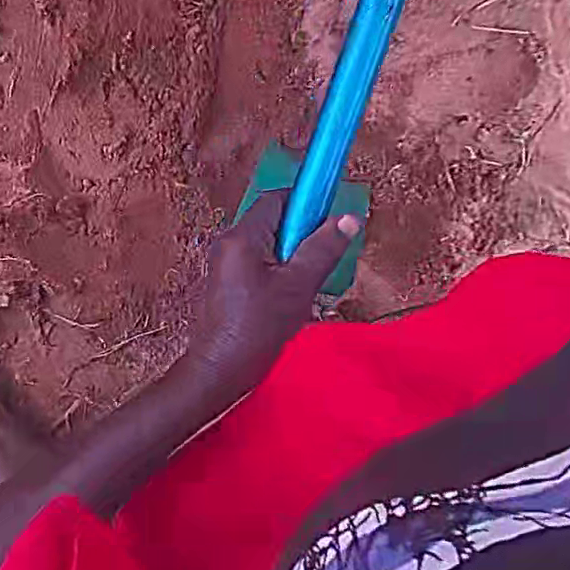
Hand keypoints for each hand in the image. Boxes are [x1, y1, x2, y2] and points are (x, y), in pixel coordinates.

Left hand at [184, 192, 359, 394]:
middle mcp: (229, 243)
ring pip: (268, 244)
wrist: (221, 370)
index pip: (276, 200)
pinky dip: (281, 271)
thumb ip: (323, 249)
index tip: (332, 216)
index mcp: (241, 237)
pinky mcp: (228, 283)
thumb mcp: (298, 286)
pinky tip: (293, 295)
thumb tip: (348, 217)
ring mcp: (225, 264)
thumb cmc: (257, 327)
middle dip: (303, 233)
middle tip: (325, 255)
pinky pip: (259, 263)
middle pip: (272, 221)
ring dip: (294, 256)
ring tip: (310, 281)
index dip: (306, 202)